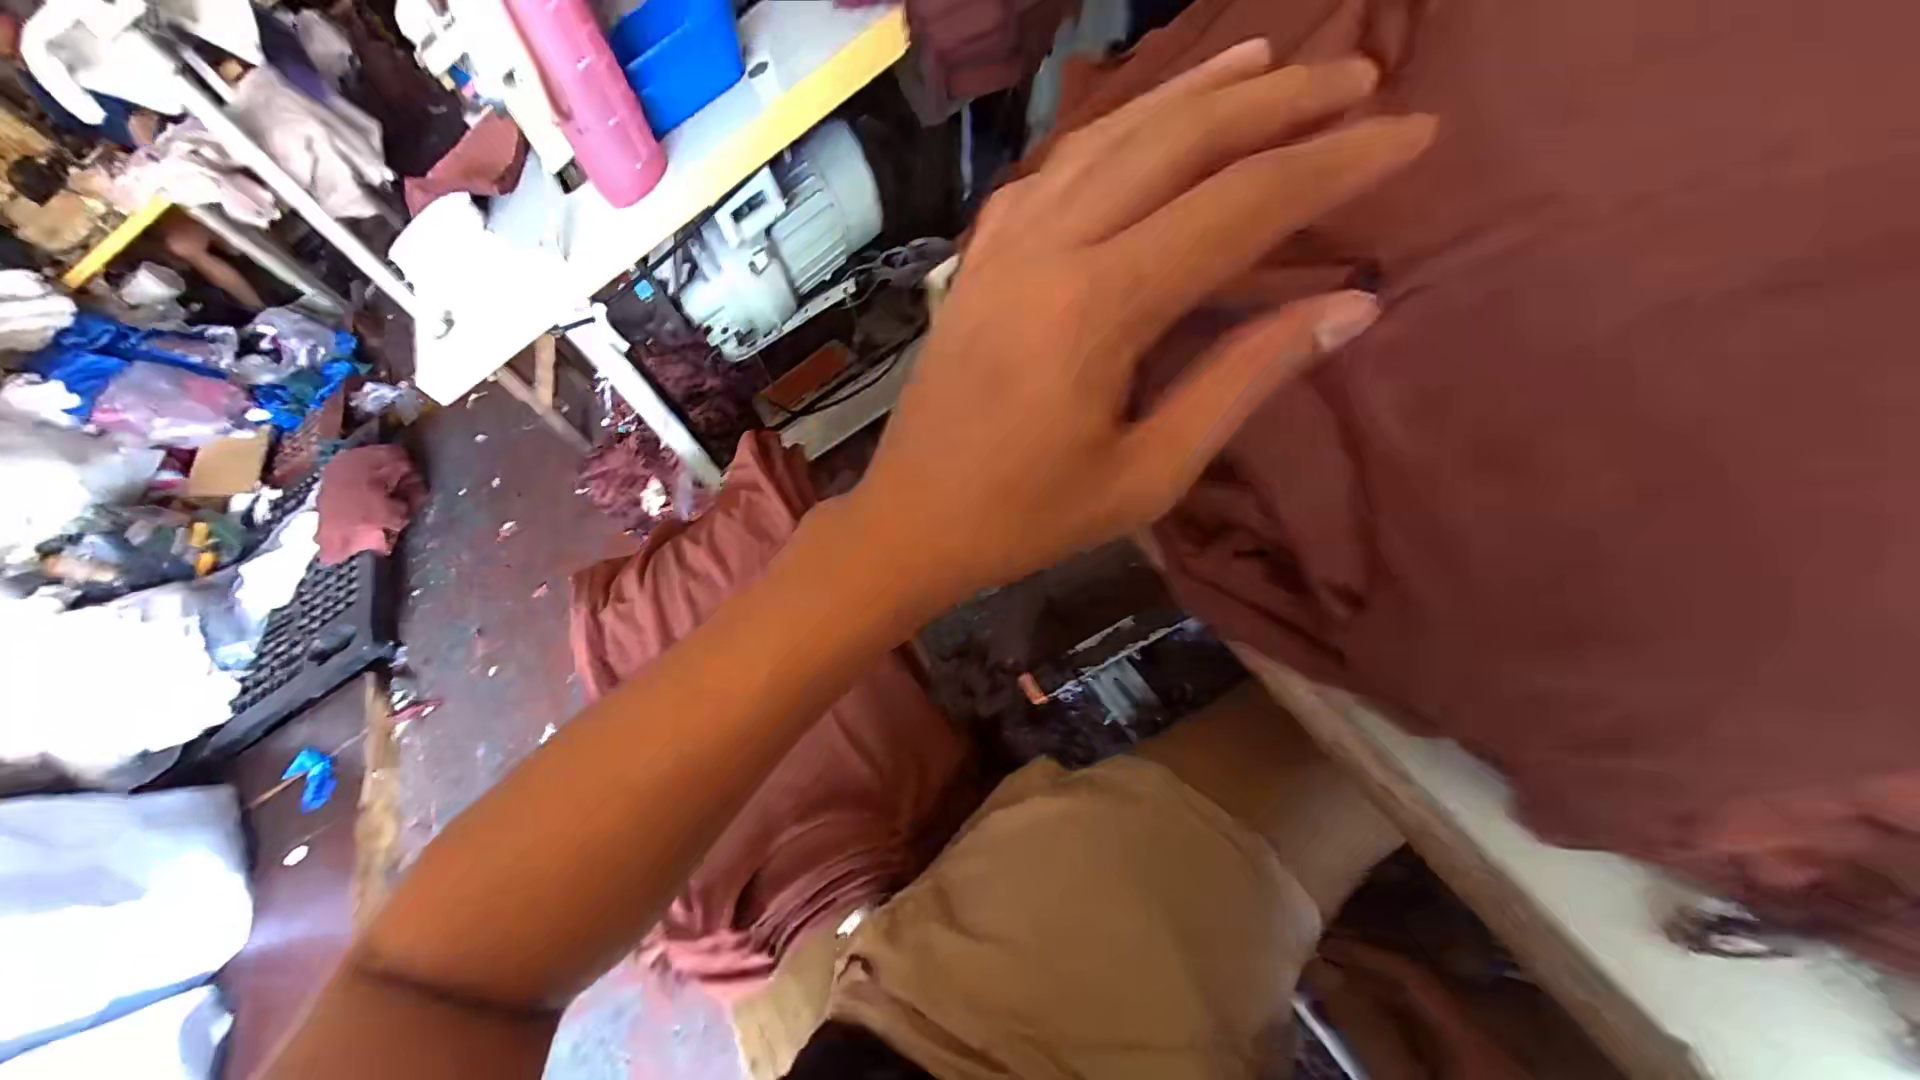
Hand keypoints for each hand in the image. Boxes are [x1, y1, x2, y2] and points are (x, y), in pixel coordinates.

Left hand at [840, 41, 1434, 607]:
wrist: (914, 519)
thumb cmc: (1028, 516)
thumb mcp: (1147, 474)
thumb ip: (1241, 381)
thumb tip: (1349, 309)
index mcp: (1097, 307)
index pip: (1239, 205)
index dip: (1333, 165)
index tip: (1414, 135)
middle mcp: (1048, 248)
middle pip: (1177, 140)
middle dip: (1277, 101)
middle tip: (1357, 75)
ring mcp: (1002, 244)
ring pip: (1110, 135)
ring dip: (1194, 92)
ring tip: (1267, 60)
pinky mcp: (978, 256)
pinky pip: (1053, 171)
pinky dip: (1111, 134)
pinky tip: (1144, 126)